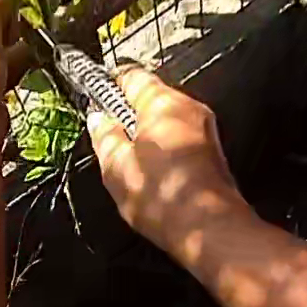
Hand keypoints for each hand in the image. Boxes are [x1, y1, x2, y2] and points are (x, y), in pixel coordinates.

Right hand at [87, 66, 246, 251]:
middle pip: (152, 98)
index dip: (109, 82)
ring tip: (125, 160)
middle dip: (128, 112)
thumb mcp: (116, 168)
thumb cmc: (160, 197)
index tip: (94, 94)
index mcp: (162, 103)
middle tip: (106, 135)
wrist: (208, 230)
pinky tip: (150, 173)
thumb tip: (98, 118)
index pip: (132, 76)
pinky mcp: (211, 154)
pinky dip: (162, 148)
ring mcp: (204, 130)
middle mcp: (189, 108)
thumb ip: (105, 137)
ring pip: (166, 121)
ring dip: (145, 133)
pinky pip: (179, 140)